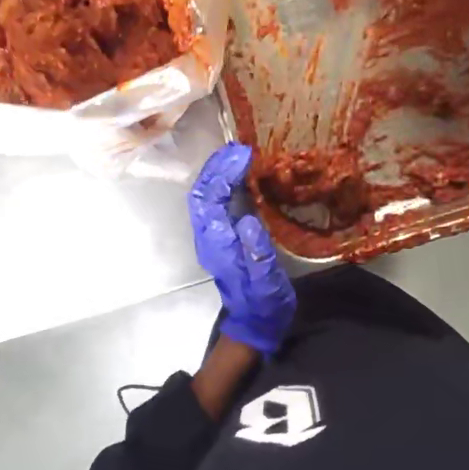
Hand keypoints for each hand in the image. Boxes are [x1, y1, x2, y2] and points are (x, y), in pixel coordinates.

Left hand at [188, 143, 296, 354]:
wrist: (256, 321)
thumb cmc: (263, 302)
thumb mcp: (266, 281)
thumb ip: (257, 253)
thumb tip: (249, 221)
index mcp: (216, 243)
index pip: (209, 200)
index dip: (222, 174)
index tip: (242, 155)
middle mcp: (209, 236)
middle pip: (203, 192)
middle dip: (217, 167)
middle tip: (240, 148)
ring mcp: (215, 235)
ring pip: (207, 196)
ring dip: (219, 173)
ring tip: (240, 155)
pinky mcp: (224, 235)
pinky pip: (218, 202)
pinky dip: (227, 184)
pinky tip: (243, 175)